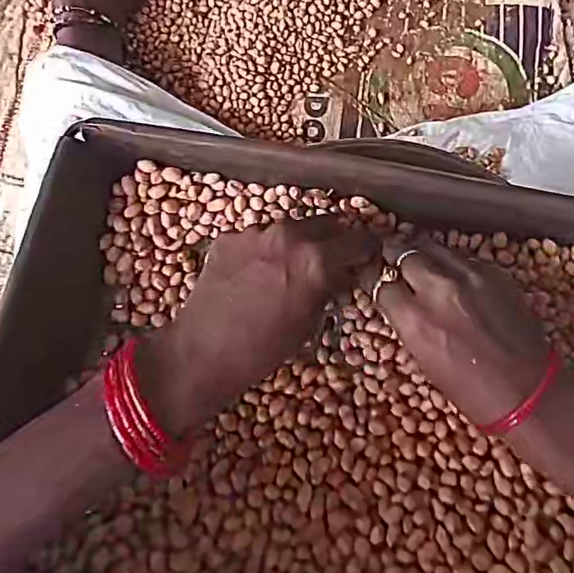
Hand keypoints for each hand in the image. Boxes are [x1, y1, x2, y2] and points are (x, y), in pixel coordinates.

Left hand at [144, 215, 376, 427]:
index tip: (369, 252)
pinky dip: (266, 248)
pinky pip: (259, 236)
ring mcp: (255, 233)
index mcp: (315, 260)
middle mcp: (287, 237)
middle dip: (335, 237)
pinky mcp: (230, 237)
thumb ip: (330, 288)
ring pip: (290, 227)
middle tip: (336, 255)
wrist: (204, 350)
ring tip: (292, 265)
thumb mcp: (309, 322)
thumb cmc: (263, 348)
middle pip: (326, 222)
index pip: (356, 240)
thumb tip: (344, 274)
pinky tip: (259, 272)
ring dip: (299, 240)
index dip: (367, 247)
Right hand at [367, 236, 551, 425]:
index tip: (375, 281)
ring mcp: (470, 277)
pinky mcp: (495, 274)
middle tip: (389, 255)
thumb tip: (400, 304)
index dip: (377, 284)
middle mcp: (438, 290)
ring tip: (416, 256)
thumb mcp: (424, 360)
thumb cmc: (472, 390)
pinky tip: (452, 273)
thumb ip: (409, 324)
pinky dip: (453, 263)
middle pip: (405, 254)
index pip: (382, 286)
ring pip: (434, 247)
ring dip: (422, 253)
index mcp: (415, 319)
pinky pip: (464, 258)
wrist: (528, 392)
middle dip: (395, 256)